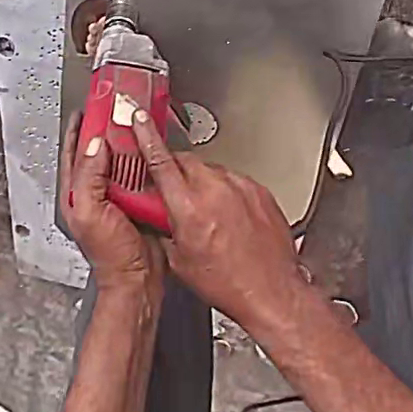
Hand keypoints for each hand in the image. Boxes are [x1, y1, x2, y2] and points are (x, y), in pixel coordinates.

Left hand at [62, 111, 165, 297]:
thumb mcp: (90, 213)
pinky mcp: (139, 200)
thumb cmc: (111, 257)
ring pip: (119, 161)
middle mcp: (95, 193)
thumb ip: (88, 178)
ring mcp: (117, 197)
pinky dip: (144, 159)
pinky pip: (140, 173)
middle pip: (97, 153)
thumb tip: (94, 145)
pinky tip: (150, 150)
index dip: (77, 131)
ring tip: (131, 123)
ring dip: (126, 143)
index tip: (86, 110)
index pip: (73, 154)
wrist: (138, 280)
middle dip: (104, 131)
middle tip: (113, 110)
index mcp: (76, 195)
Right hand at [129, 109, 314, 336]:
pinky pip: (234, 181)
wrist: (272, 291)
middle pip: (186, 161)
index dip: (146, 136)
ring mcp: (240, 187)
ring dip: (202, 183)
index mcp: (189, 206)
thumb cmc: (230, 284)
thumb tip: (155, 214)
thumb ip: (164, 227)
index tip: (140, 120)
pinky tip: (229, 216)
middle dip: (175, 169)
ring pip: (211, 170)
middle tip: (173, 189)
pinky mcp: (258, 190)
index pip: (160, 160)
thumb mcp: (180, 261)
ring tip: (208, 213)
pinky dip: (226, 192)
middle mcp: (215, 190)